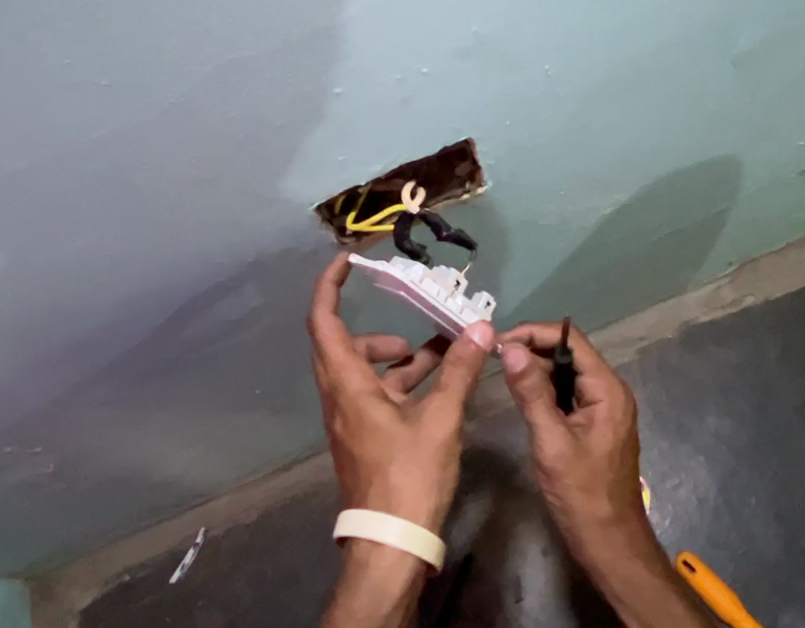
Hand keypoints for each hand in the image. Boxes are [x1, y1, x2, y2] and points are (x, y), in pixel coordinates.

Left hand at [308, 254, 495, 531]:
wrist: (390, 544)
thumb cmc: (408, 477)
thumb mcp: (440, 419)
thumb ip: (460, 371)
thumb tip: (481, 328)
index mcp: (347, 384)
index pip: (324, 320)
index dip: (329, 286)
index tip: (347, 260)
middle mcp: (339, 396)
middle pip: (341, 342)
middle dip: (374, 323)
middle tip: (405, 314)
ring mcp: (348, 418)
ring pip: (361, 370)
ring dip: (394, 356)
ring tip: (435, 353)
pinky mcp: (362, 436)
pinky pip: (373, 393)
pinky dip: (399, 381)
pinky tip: (435, 387)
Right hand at [497, 321, 653, 560]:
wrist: (611, 545)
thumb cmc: (583, 495)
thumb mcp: (551, 441)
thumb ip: (531, 392)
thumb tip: (508, 348)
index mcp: (607, 389)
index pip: (569, 339)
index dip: (533, 333)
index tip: (498, 342)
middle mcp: (609, 390)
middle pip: (568, 351)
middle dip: (531, 349)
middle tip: (493, 357)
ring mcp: (603, 407)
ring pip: (566, 372)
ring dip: (536, 369)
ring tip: (501, 372)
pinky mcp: (594, 422)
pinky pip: (568, 392)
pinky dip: (544, 388)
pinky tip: (521, 395)